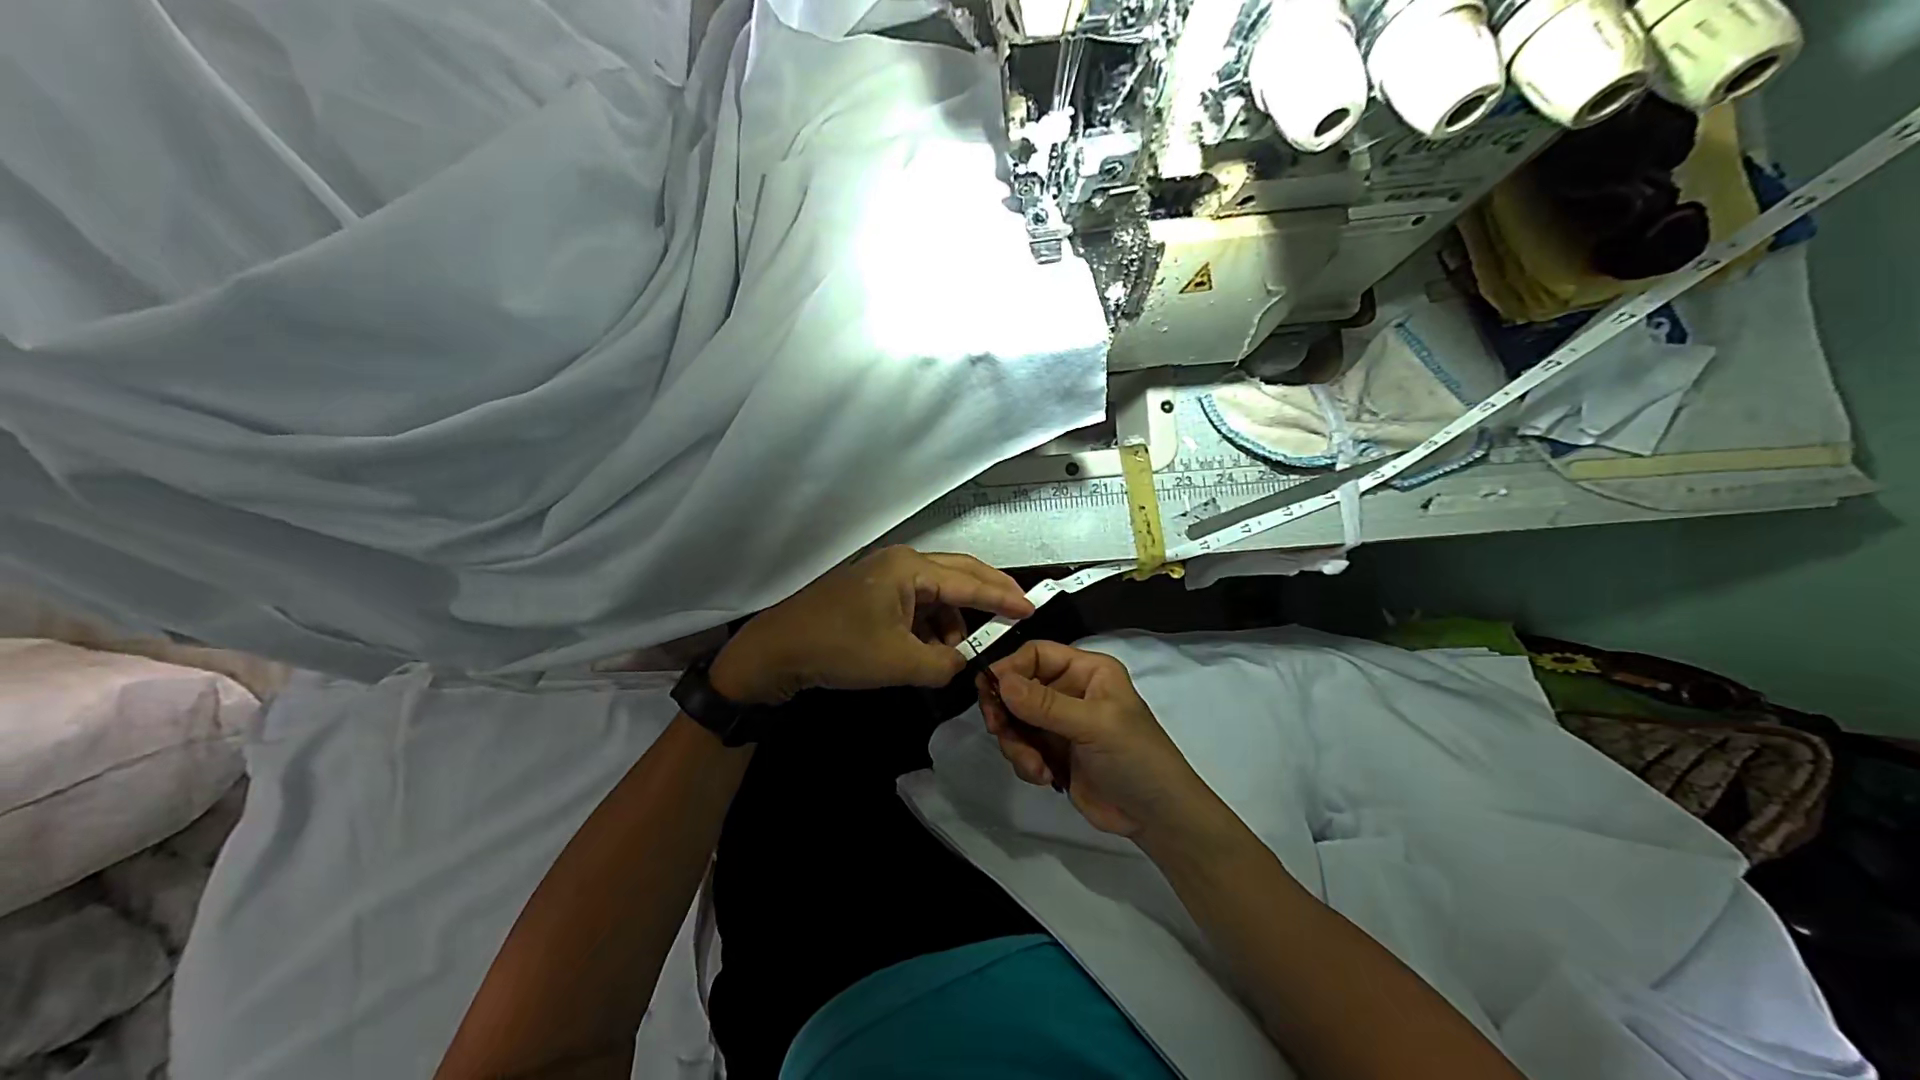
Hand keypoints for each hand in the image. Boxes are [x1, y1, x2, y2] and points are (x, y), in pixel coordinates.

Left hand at [710, 546, 1033, 704]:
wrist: (777, 651)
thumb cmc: (839, 649)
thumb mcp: (899, 662)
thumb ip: (944, 663)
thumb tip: (963, 663)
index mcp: (910, 568)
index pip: (970, 581)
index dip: (1003, 598)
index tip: (1032, 610)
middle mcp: (901, 563)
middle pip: (958, 574)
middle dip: (988, 595)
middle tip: (1017, 612)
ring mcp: (885, 576)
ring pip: (937, 593)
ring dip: (954, 619)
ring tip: (960, 651)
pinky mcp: (873, 593)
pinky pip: (917, 604)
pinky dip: (931, 625)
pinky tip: (931, 649)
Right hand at [978, 640, 1216, 838]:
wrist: (1157, 817)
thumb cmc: (1136, 758)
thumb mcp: (1094, 726)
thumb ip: (1045, 705)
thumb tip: (1000, 681)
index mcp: (1087, 672)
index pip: (1037, 655)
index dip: (1010, 668)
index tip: (988, 690)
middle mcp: (1071, 691)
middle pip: (1018, 687)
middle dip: (1006, 712)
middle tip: (998, 730)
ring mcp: (1060, 724)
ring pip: (1015, 720)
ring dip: (1017, 744)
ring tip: (1035, 766)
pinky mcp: (1053, 753)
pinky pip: (1021, 747)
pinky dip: (1025, 762)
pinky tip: (1045, 777)